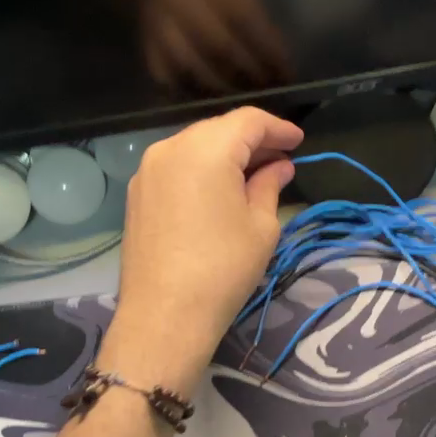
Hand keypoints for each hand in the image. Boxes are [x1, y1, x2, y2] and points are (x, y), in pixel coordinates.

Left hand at [105, 108, 303, 388]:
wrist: (164, 315)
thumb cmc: (223, 269)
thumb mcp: (260, 227)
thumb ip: (269, 186)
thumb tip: (279, 168)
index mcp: (205, 150)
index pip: (248, 121)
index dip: (277, 128)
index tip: (298, 142)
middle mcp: (171, 149)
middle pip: (218, 130)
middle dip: (251, 140)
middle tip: (280, 159)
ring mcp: (148, 171)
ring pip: (194, 147)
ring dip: (224, 154)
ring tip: (254, 176)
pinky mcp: (137, 194)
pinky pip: (176, 168)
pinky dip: (201, 170)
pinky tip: (220, 190)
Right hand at [141, 0, 292, 95]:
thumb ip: (252, 5)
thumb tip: (277, 51)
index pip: (244, 19)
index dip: (268, 50)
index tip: (287, 73)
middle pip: (219, 47)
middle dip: (250, 74)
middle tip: (270, 91)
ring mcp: (160, 26)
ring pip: (193, 68)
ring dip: (224, 90)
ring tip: (246, 102)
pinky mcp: (148, 47)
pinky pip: (169, 78)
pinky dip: (193, 94)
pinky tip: (213, 103)